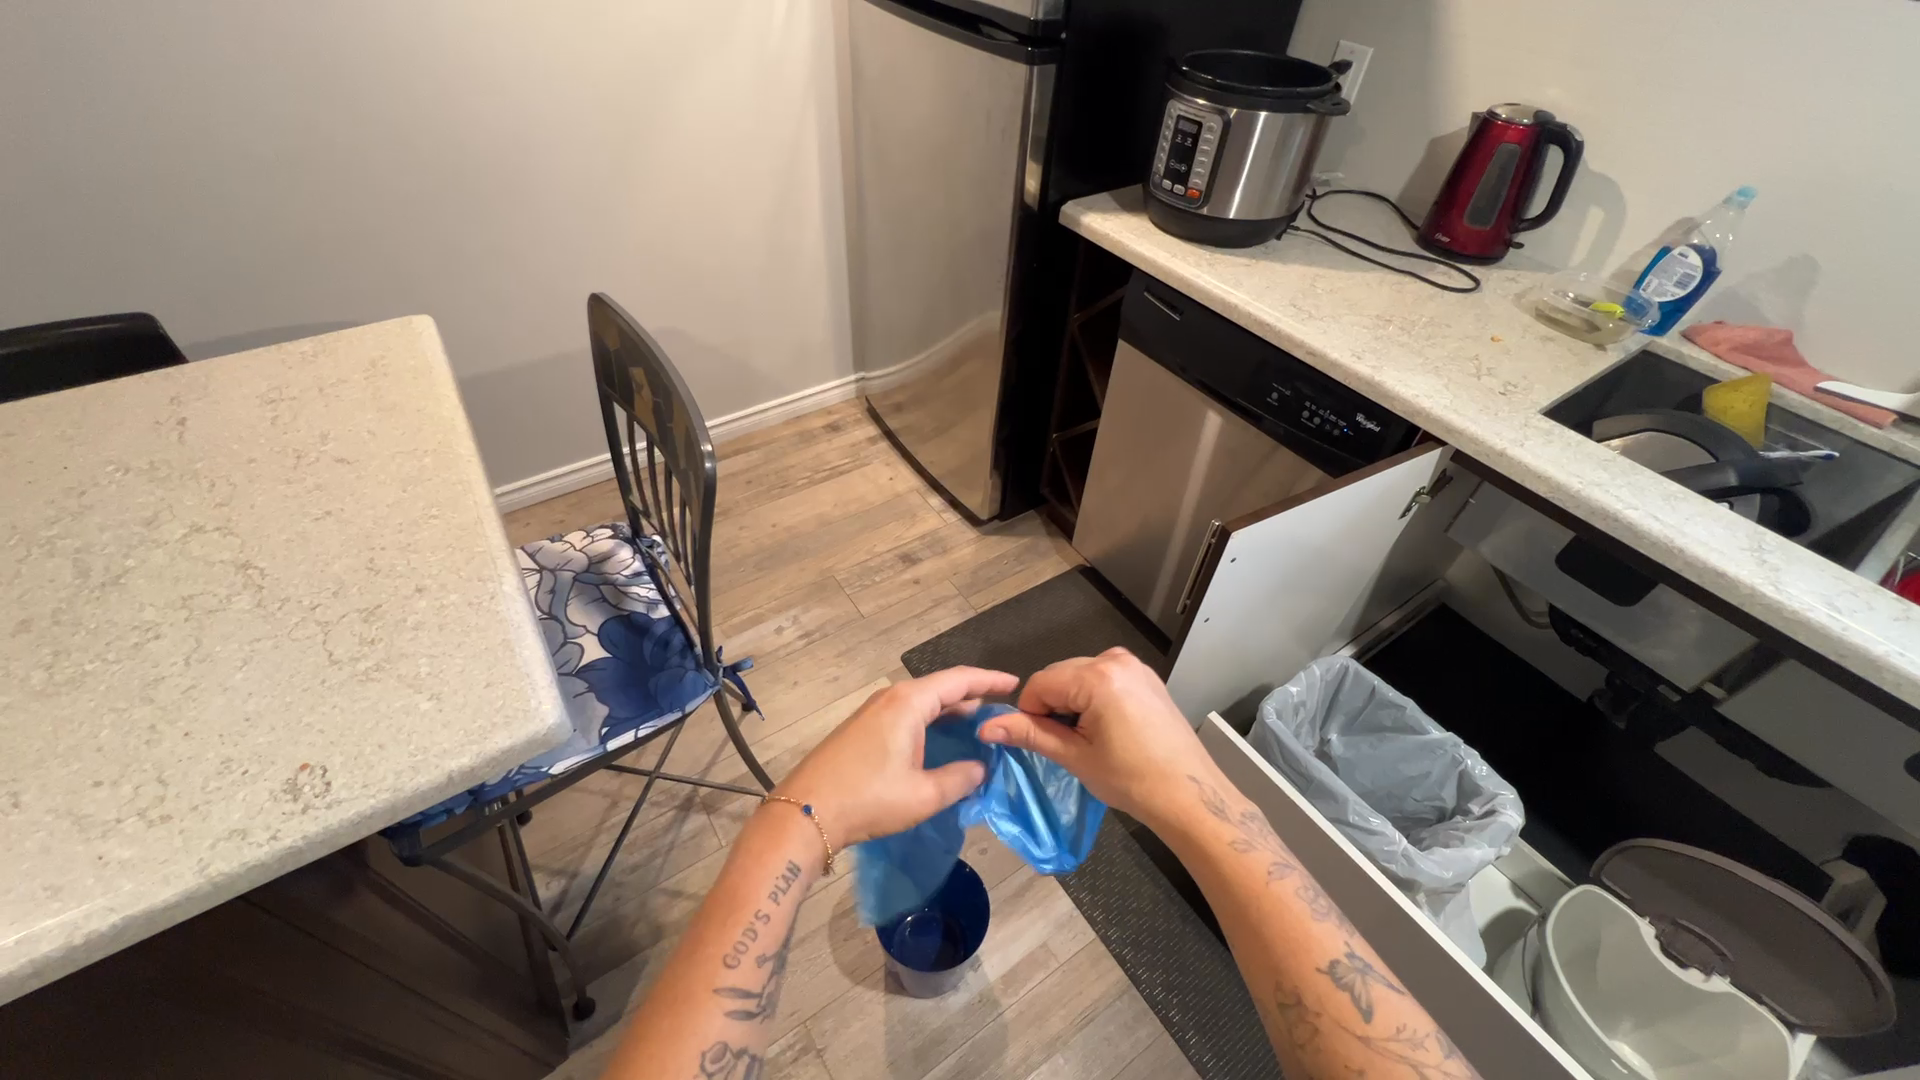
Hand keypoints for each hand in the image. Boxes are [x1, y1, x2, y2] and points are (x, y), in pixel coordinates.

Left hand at [774, 666, 1018, 848]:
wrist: (804, 813)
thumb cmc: (868, 799)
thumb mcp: (923, 795)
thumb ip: (959, 779)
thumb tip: (981, 767)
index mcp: (909, 702)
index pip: (959, 680)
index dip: (990, 680)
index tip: (1016, 684)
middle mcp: (892, 697)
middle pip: (941, 687)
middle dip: (974, 696)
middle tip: (1003, 709)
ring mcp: (874, 711)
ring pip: (923, 701)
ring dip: (951, 710)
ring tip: (979, 724)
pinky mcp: (864, 727)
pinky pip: (908, 713)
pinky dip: (932, 720)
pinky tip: (942, 739)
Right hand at [976, 648, 1218, 824]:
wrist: (1189, 794)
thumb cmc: (1131, 780)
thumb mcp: (1075, 757)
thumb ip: (1030, 734)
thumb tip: (986, 727)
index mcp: (1097, 676)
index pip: (1040, 683)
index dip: (1030, 713)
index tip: (1041, 742)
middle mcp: (1115, 660)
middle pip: (1059, 675)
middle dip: (1053, 706)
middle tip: (1066, 744)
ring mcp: (1133, 666)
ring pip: (1079, 676)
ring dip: (1072, 702)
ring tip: (1088, 738)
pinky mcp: (1145, 676)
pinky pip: (1102, 677)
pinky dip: (1093, 697)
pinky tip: (1106, 728)